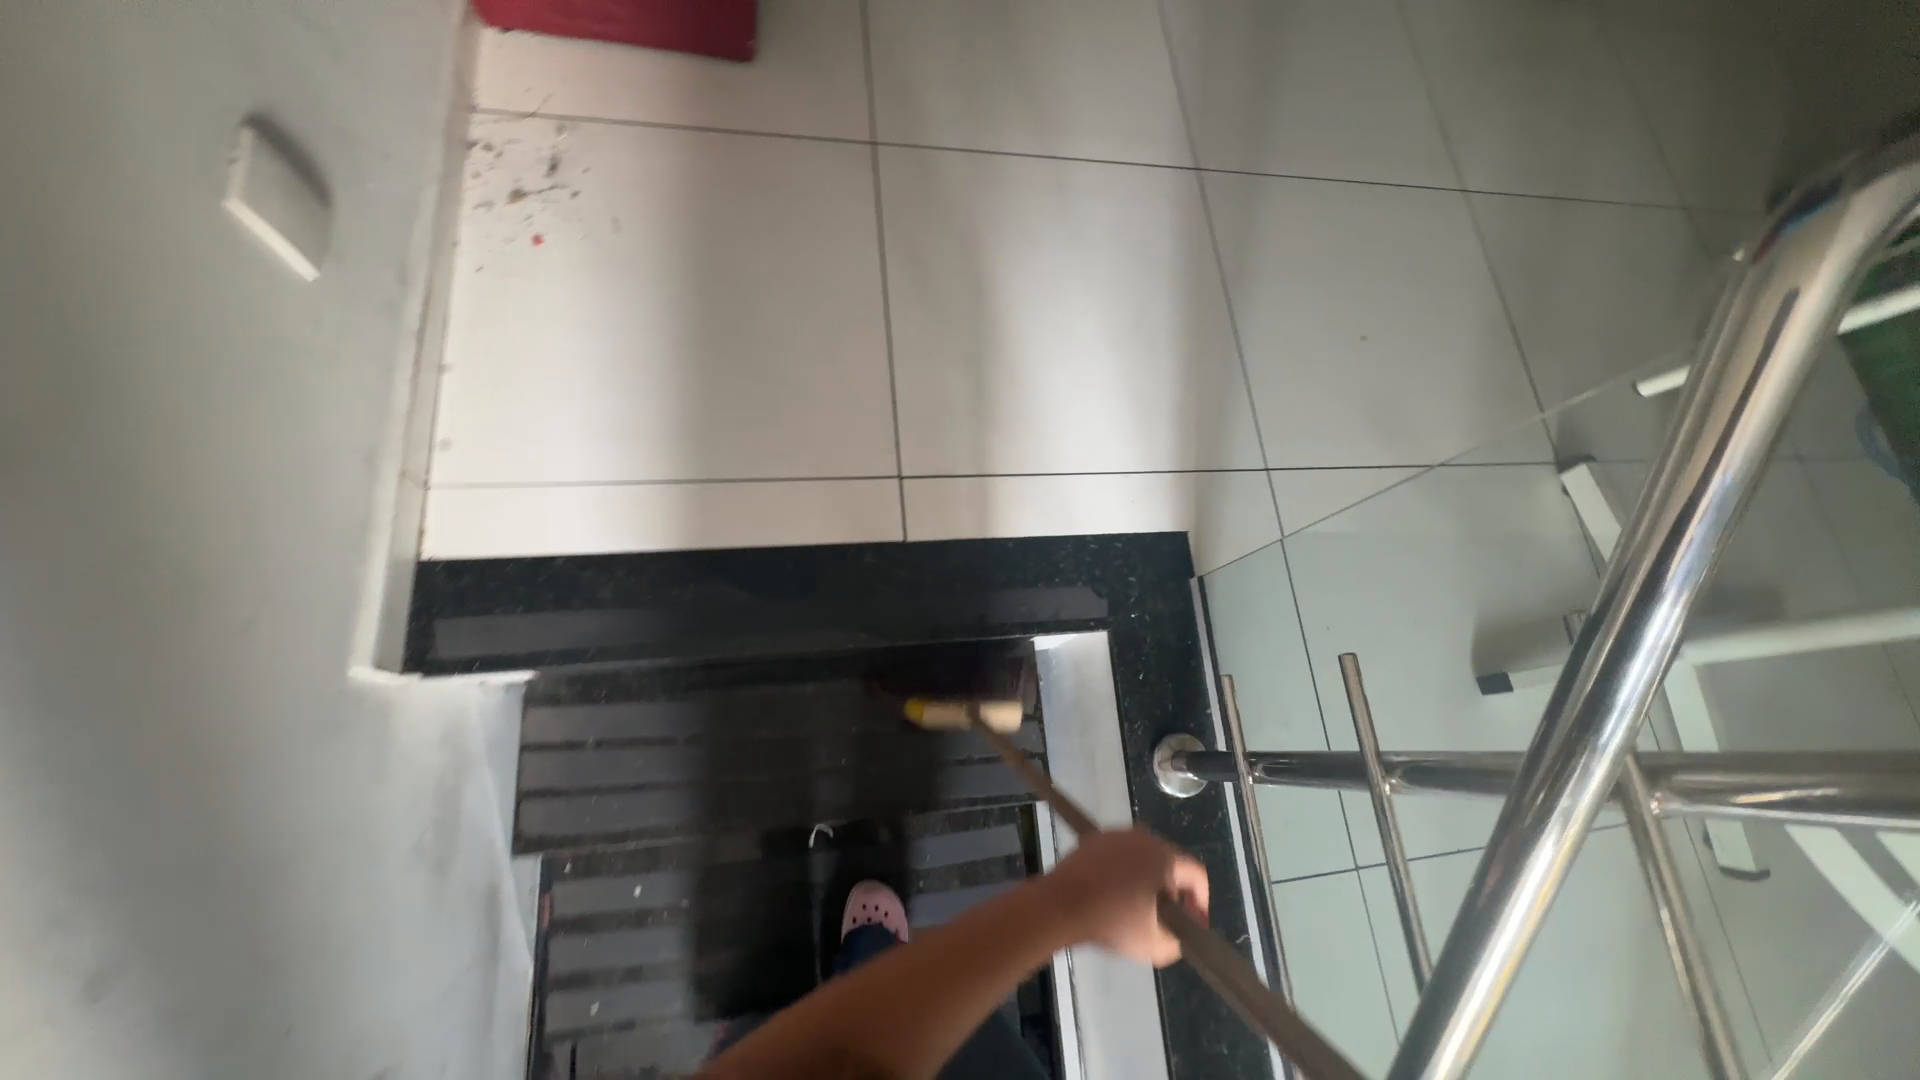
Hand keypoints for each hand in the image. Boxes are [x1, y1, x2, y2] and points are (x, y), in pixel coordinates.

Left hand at [1041, 827, 1208, 967]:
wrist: (1060, 904)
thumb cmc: (1112, 921)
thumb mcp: (1155, 946)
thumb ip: (1177, 941)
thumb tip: (1178, 934)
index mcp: (1164, 857)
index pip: (1197, 874)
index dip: (1201, 901)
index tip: (1193, 924)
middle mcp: (1143, 837)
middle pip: (1172, 863)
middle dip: (1175, 891)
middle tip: (1168, 918)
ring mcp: (1116, 835)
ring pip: (1145, 857)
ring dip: (1149, 880)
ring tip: (1140, 908)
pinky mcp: (1095, 839)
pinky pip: (1121, 855)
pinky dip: (1125, 872)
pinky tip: (1116, 894)